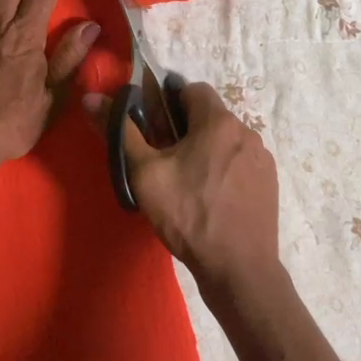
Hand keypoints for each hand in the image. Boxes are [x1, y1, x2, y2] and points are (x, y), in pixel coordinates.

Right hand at [85, 81, 280, 282]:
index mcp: (219, 121)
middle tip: (166, 159)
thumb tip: (90, 98)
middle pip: (209, 115)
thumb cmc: (188, 215)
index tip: (155, 128)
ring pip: (226, 140)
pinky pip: (241, 162)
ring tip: (188, 183)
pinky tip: (212, 199)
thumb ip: (120, 131)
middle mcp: (246, 132)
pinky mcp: (270, 184)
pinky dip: (225, 170)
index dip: (169, 102)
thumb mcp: (145, 173)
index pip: (192, 89)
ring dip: (207, 150)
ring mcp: (263, 159)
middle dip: (186, 129)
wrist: (239, 272)